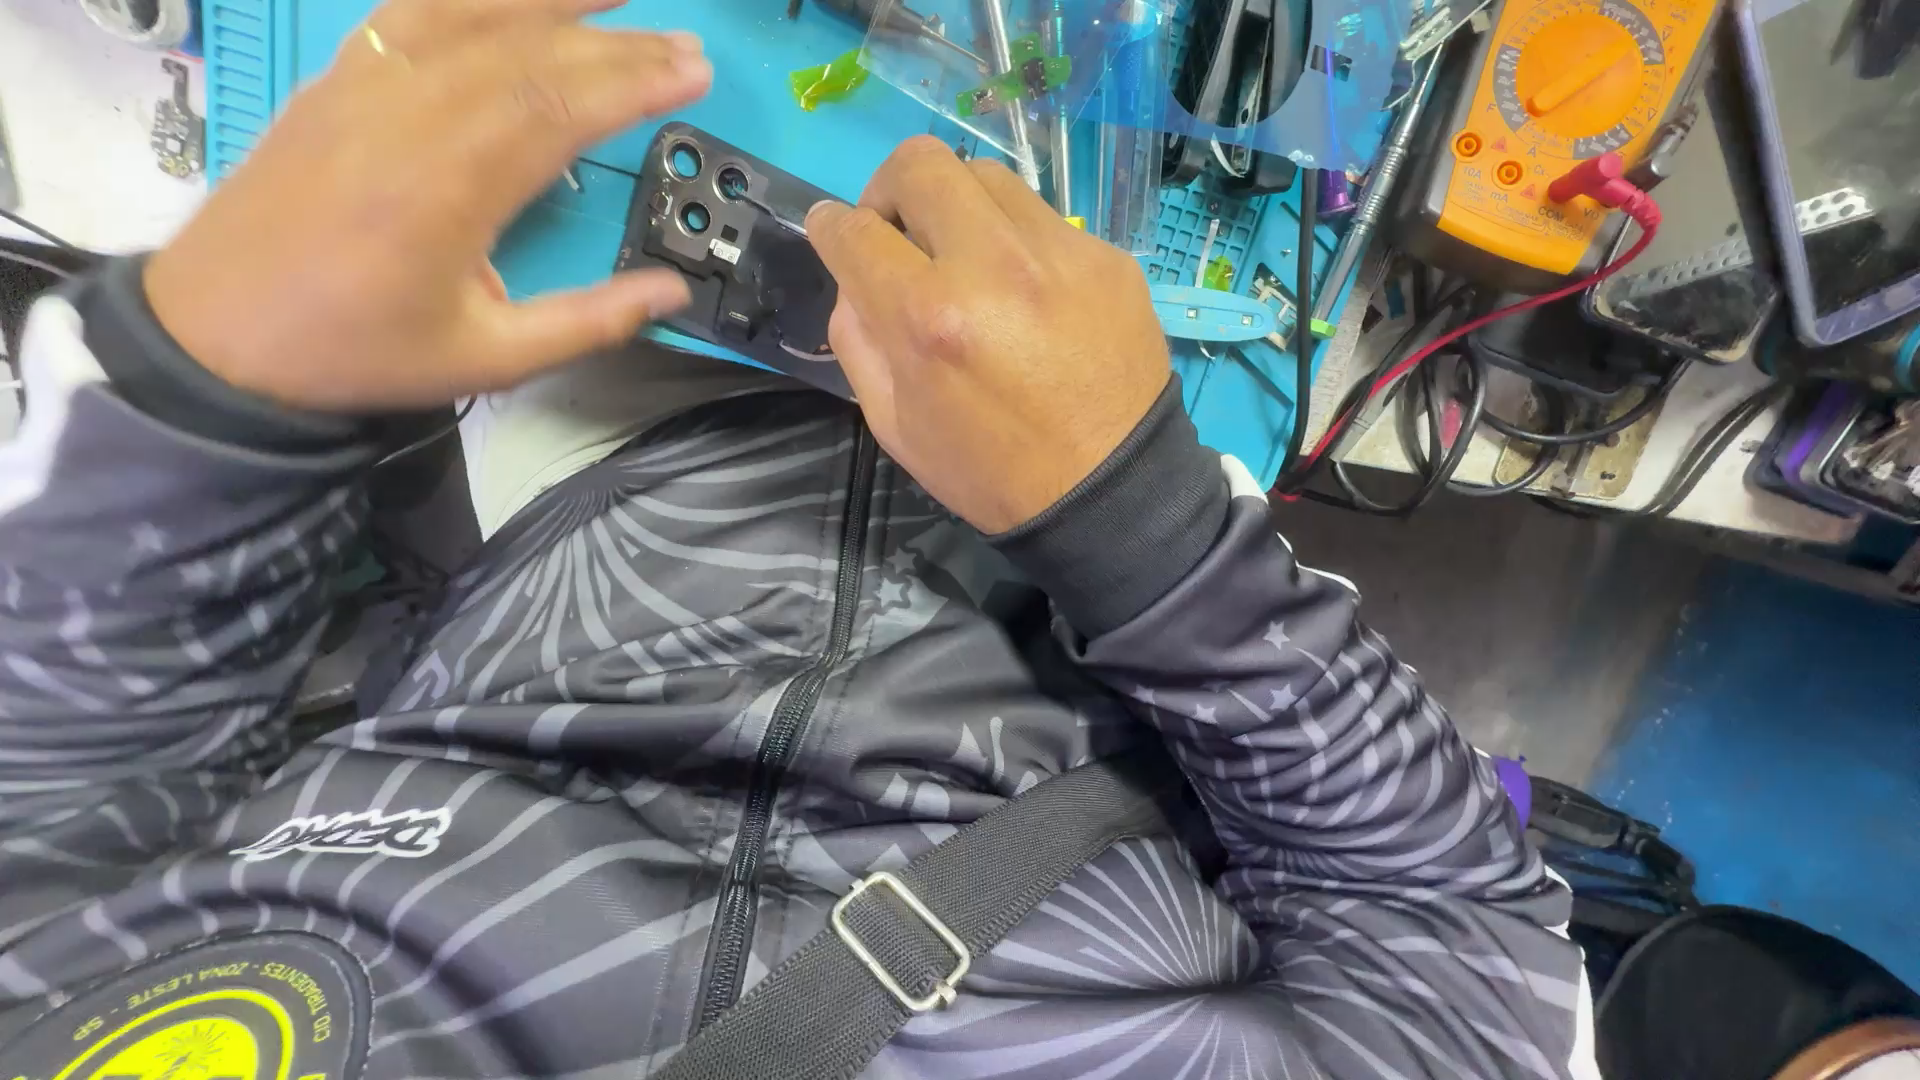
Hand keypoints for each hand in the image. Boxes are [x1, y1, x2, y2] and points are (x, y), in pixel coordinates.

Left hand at [143, 0, 711, 411]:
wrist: (221, 336)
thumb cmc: (365, 351)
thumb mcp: (495, 357)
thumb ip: (591, 322)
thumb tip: (673, 292)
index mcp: (449, 186)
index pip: (559, 106)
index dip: (635, 84)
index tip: (695, 74)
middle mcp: (406, 115)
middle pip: (528, 51)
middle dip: (618, 43)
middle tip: (685, 44)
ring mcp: (364, 87)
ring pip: (469, 12)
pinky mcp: (338, 82)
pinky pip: (412, 13)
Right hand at [805, 138, 1169, 534]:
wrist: (1110, 490)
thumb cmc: (992, 472)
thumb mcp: (897, 428)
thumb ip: (859, 342)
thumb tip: (853, 280)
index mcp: (928, 318)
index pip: (853, 230)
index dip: (831, 227)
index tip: (838, 236)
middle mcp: (992, 264)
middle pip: (918, 164)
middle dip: (888, 191)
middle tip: (900, 236)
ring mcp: (1059, 252)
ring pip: (985, 176)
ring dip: (956, 208)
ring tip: (966, 260)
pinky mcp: (1107, 257)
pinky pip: (1042, 219)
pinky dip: (1016, 242)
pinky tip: (1028, 293)